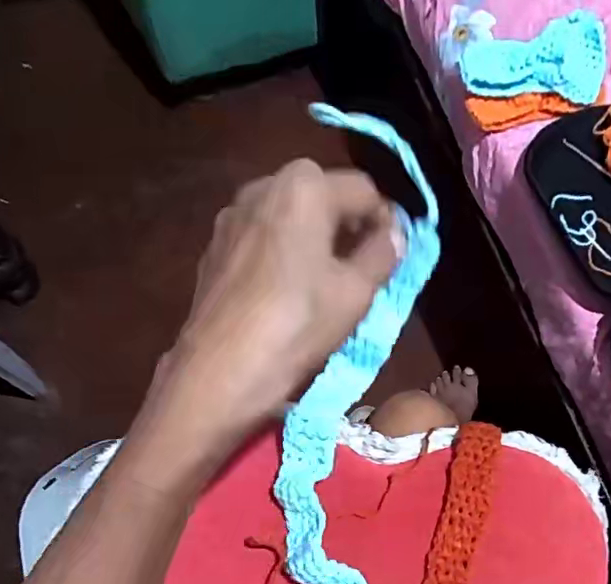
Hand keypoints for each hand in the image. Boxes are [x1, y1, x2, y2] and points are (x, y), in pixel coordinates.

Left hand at [139, 160, 400, 465]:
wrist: (220, 371)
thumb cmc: (297, 326)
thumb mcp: (356, 293)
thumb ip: (383, 254)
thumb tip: (396, 235)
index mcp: (304, 185)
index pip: (365, 192)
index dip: (387, 223)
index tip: (395, 259)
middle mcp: (263, 185)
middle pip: (323, 198)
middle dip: (348, 230)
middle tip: (363, 275)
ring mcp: (232, 215)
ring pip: (290, 219)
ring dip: (314, 243)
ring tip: (324, 288)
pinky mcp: (214, 248)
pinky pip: (263, 241)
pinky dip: (283, 257)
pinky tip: (286, 297)